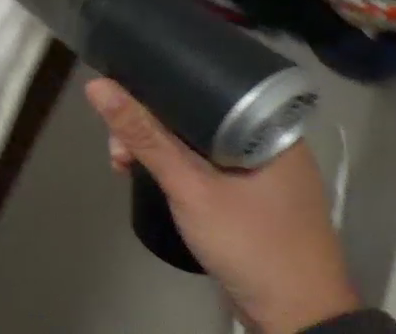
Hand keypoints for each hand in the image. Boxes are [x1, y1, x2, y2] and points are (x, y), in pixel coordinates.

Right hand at [86, 79, 360, 333]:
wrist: (298, 320)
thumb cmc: (251, 245)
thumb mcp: (190, 188)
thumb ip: (144, 137)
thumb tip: (96, 86)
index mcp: (270, 132)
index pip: (202, 87)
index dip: (153, 90)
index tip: (118, 105)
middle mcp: (269, 144)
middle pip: (192, 115)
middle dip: (146, 126)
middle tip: (118, 148)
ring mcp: (261, 172)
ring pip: (192, 140)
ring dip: (154, 148)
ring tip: (123, 164)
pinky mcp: (250, 195)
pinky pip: (202, 163)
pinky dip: (172, 166)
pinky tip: (146, 174)